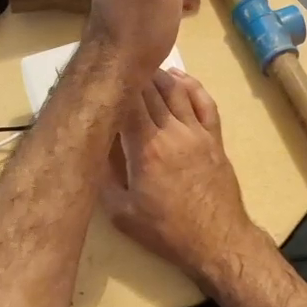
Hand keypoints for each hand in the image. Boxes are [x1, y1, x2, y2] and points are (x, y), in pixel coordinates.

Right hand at [104, 68, 265, 278]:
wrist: (216, 241)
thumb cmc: (167, 232)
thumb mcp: (122, 214)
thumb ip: (103, 180)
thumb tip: (89, 152)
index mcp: (146, 148)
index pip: (126, 101)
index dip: (110, 84)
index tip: (95, 77)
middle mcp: (172, 132)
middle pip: (149, 89)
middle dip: (130, 74)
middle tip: (112, 66)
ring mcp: (197, 132)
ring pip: (175, 90)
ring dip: (156, 74)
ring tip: (139, 65)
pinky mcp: (214, 138)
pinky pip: (202, 101)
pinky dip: (189, 84)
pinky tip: (177, 78)